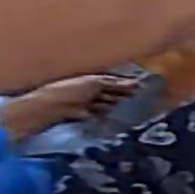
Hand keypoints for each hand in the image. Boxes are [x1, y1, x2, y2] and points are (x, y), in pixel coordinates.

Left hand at [0, 74, 136, 138]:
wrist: (54, 107)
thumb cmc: (71, 90)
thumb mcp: (94, 82)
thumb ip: (115, 82)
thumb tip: (137, 82)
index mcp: (89, 79)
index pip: (111, 80)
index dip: (124, 82)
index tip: (140, 85)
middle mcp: (89, 89)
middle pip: (112, 90)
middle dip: (122, 92)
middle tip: (136, 94)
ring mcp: (89, 102)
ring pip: (110, 101)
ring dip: (116, 102)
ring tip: (123, 103)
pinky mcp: (90, 113)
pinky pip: (105, 112)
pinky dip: (111, 112)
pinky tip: (117, 112)